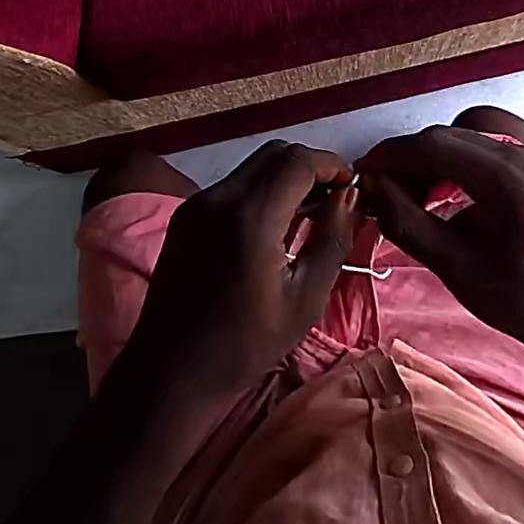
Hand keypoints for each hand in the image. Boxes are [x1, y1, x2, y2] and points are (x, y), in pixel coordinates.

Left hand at [122, 142, 359, 396]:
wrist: (172, 370)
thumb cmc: (245, 344)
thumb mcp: (304, 298)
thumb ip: (332, 238)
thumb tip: (351, 196)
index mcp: (250, 216)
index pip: (298, 161)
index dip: (332, 164)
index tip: (352, 185)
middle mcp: (219, 197)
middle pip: (274, 153)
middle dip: (309, 166)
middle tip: (333, 198)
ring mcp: (196, 202)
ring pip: (251, 166)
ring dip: (283, 177)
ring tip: (307, 212)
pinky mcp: (184, 214)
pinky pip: (231, 185)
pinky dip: (258, 191)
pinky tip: (271, 225)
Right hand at [358, 125, 523, 386]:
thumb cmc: (520, 299)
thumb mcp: (453, 266)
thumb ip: (406, 221)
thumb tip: (371, 186)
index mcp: (511, 179)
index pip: (434, 146)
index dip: (390, 155)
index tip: (361, 172)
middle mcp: (520, 156)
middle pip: (441, 138)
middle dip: (403, 159)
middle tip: (377, 189)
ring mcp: (523, 157)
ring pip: (451, 140)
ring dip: (420, 162)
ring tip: (401, 196)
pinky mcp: (520, 164)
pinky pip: (467, 150)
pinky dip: (440, 165)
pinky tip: (428, 193)